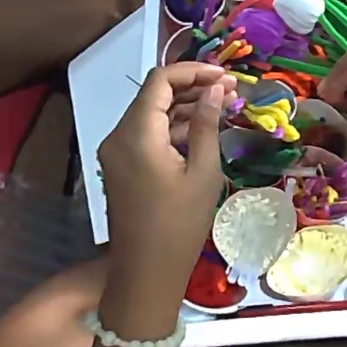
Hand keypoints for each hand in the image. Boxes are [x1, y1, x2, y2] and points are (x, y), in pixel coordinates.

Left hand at [97, 63, 233, 319]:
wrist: (145, 274)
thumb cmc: (179, 225)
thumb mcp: (203, 172)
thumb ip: (208, 124)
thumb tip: (217, 89)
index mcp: (137, 134)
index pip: (160, 80)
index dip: (194, 71)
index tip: (225, 76)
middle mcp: (118, 136)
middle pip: (154, 94)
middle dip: (192, 86)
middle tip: (230, 90)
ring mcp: (116, 151)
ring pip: (151, 112)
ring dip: (185, 106)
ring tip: (223, 105)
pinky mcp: (121, 165)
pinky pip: (147, 133)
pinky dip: (173, 126)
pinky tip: (203, 130)